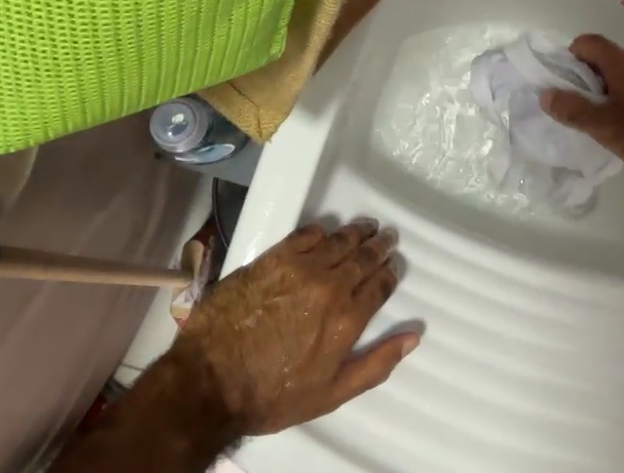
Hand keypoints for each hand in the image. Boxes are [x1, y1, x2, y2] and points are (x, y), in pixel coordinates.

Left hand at [167, 218, 416, 436]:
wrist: (209, 383)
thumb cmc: (272, 396)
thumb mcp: (331, 395)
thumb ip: (376, 364)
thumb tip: (414, 337)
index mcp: (348, 320)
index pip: (380, 285)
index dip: (390, 272)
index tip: (393, 266)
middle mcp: (331, 286)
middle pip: (364, 257)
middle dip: (379, 246)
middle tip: (387, 236)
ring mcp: (300, 268)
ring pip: (339, 240)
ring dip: (356, 233)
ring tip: (365, 226)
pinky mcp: (273, 258)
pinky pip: (305, 234)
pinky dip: (320, 231)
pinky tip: (324, 232)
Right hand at [540, 34, 623, 197]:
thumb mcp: (605, 128)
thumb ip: (572, 109)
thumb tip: (547, 94)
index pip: (589, 42)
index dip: (570, 56)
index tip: (562, 81)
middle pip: (607, 58)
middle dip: (587, 77)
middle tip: (577, 106)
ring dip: (610, 91)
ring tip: (603, 121)